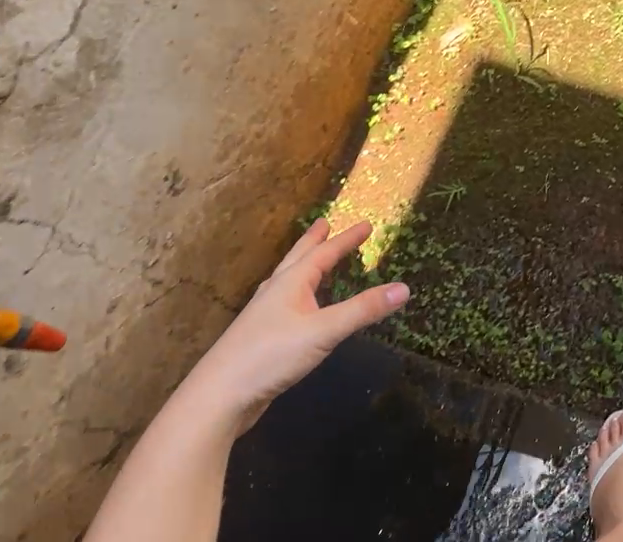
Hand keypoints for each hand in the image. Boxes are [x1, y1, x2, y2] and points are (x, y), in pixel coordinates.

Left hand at [177, 218, 409, 434]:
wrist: (217, 399)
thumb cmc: (270, 356)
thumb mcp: (324, 331)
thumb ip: (363, 310)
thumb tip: (404, 288)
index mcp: (290, 285)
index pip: (323, 254)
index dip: (346, 240)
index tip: (366, 224)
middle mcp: (274, 294)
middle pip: (297, 260)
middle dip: (314, 242)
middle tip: (325, 223)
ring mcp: (263, 318)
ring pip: (286, 281)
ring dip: (301, 265)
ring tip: (309, 259)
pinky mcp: (259, 340)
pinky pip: (283, 304)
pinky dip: (295, 294)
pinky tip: (295, 307)